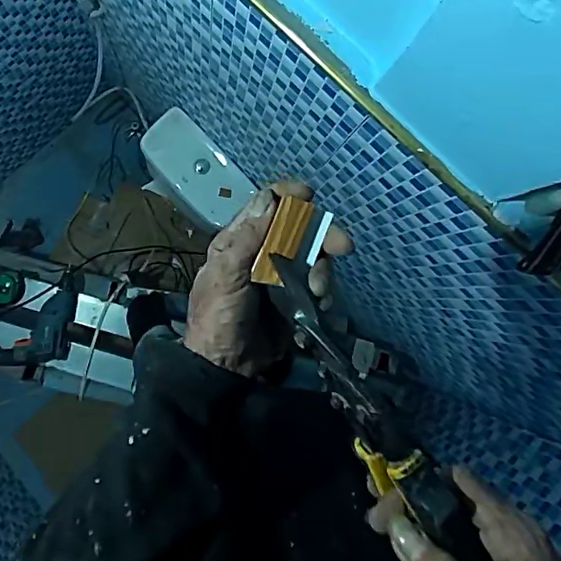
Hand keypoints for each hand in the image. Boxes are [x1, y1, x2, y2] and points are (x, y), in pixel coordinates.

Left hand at [184, 178, 351, 377]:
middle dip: (322, 233)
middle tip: (343, 245)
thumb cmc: (217, 315)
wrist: (226, 365)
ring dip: (322, 269)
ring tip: (317, 290)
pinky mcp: (295, 299)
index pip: (265, 206)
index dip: (286, 196)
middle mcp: (262, 252)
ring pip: (312, 256)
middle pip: (297, 229)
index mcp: (238, 240)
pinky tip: (319, 303)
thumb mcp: (225, 274)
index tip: (308, 195)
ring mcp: (280, 276)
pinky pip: (317, 284)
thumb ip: (248, 238)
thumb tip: (269, 199)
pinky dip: (324, 290)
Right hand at [368, 467, 560, 560]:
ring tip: (393, 533)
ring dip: (424, 515)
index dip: (413, 486)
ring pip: (461, 507)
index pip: (454, 480)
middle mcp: (518, 522)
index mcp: (514, 533)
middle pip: (454, 490)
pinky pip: (474, 525)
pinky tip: (427, 549)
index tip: (383, 513)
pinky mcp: (522, 552)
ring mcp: (522, 536)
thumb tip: (397, 529)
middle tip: (379, 524)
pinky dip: (444, 530)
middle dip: (412, 500)